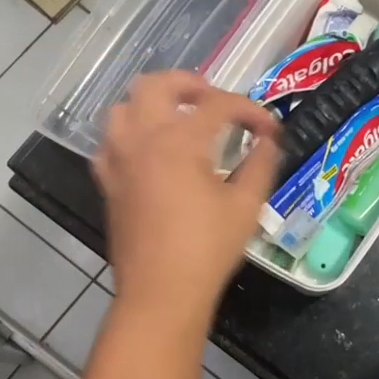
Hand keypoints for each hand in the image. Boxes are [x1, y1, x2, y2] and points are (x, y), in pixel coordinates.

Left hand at [93, 71, 278, 327]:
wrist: (161, 293)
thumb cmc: (207, 250)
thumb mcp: (246, 207)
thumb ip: (260, 165)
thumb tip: (268, 142)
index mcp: (180, 141)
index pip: (219, 105)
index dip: (250, 110)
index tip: (270, 129)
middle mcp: (142, 139)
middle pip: (157, 84)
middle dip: (190, 84)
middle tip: (214, 102)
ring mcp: (118, 160)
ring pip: (123, 107)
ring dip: (153, 104)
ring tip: (179, 120)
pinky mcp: (108, 183)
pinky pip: (110, 142)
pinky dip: (131, 135)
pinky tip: (150, 153)